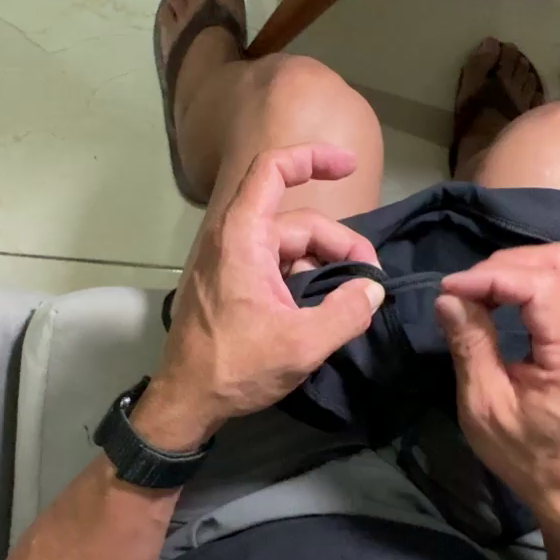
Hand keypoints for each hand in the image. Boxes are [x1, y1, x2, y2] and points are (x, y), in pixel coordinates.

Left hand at [135, 144, 385, 450]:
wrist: (186, 400)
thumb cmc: (235, 368)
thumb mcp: (302, 344)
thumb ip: (346, 312)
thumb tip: (373, 290)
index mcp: (243, 237)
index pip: (274, 171)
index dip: (313, 159)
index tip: (349, 167)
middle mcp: (232, 240)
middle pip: (297, 222)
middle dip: (339, 245)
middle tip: (370, 284)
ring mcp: (229, 263)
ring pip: (288, 247)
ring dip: (323, 266)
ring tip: (350, 301)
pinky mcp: (229, 286)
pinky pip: (273, 267)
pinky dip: (302, 280)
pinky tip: (321, 309)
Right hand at [434, 243, 559, 515]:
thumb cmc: (520, 450)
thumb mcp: (483, 405)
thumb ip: (469, 345)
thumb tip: (447, 298)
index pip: (540, 285)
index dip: (490, 277)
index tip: (448, 290)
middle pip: (559, 261)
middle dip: (504, 265)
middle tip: (463, 291)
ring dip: (515, 267)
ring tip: (477, 292)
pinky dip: (527, 278)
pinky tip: (498, 297)